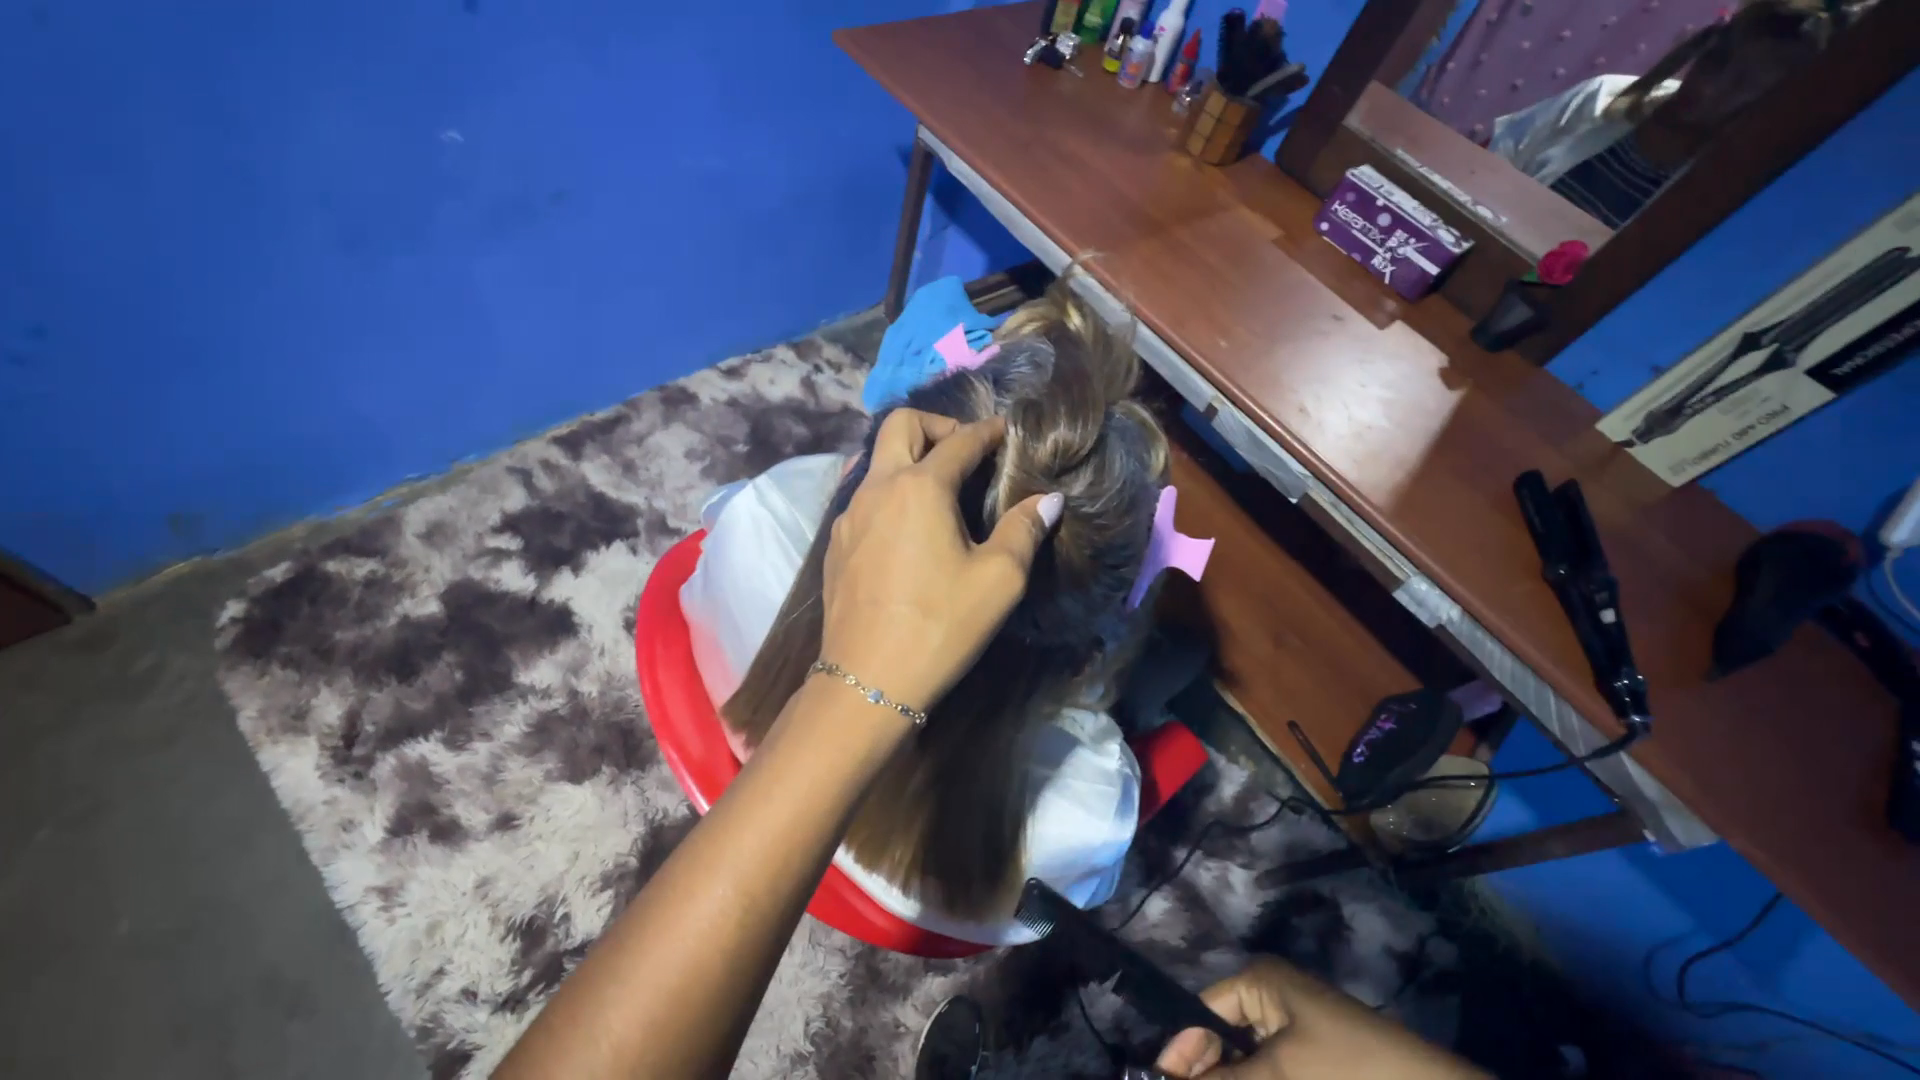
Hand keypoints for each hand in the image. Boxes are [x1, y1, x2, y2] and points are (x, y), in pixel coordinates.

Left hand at [818, 409, 1061, 716]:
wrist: (867, 679)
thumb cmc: (941, 625)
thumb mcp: (998, 580)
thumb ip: (1024, 530)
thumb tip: (1048, 499)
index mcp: (919, 487)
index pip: (959, 441)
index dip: (987, 431)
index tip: (1006, 430)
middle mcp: (877, 488)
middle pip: (900, 425)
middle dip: (936, 425)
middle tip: (966, 450)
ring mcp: (849, 515)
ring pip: (876, 461)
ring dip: (908, 458)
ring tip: (940, 489)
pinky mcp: (836, 544)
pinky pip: (864, 497)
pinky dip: (890, 492)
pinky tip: (908, 526)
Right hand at [1154, 959, 1293, 1078]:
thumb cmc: (1333, 1061)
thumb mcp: (1278, 1071)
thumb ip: (1227, 1079)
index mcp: (1256, 981)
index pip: (1203, 1012)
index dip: (1181, 1048)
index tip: (1157, 1075)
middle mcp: (1264, 992)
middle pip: (1218, 1029)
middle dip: (1200, 1062)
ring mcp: (1283, 1019)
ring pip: (1238, 1048)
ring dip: (1221, 1070)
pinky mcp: (1298, 1045)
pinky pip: (1258, 1057)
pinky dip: (1244, 1072)